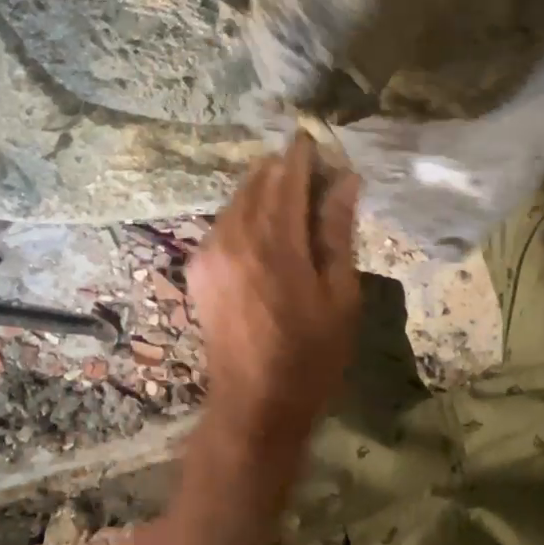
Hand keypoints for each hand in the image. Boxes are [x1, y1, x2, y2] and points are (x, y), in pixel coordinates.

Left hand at [190, 133, 361, 440]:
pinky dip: (245, 211)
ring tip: (292, 196)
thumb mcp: (340, 295)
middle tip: (313, 171)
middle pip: (258, 179)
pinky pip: (223, 221)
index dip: (302, 153)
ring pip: (237, 197)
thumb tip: (346, 180)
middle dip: (284, 167)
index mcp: (274, 242)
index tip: (316, 138)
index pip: (287, 176)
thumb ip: (337, 231)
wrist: (254, 407)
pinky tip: (265, 226)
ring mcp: (210, 251)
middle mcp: (234, 236)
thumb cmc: (311, 354)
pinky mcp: (198, 267)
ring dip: (264, 187)